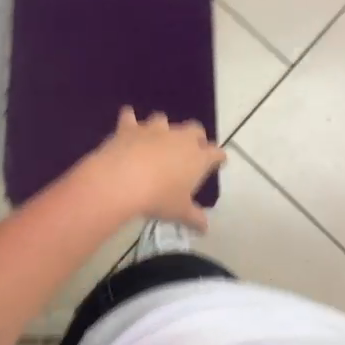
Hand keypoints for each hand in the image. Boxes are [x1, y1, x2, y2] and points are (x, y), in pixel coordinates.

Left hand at [80, 107, 225, 230]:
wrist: (123, 180)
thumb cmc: (158, 198)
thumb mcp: (179, 212)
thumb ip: (194, 218)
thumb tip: (205, 228)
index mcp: (198, 158)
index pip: (216, 153)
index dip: (219, 157)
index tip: (220, 161)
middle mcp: (179, 138)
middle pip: (195, 129)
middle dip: (196, 137)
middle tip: (193, 148)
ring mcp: (154, 130)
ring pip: (163, 120)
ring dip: (162, 128)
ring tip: (158, 138)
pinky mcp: (130, 127)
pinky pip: (130, 117)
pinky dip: (129, 119)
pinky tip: (127, 122)